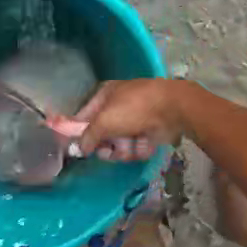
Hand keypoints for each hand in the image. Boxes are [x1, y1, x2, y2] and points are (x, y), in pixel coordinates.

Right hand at [47, 79, 186, 161]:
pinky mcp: (148, 134)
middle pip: (102, 136)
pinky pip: (135, 148)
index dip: (78, 132)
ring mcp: (134, 121)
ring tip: (131, 145)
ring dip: (124, 149)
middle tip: (108, 150)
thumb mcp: (103, 120)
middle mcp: (118, 108)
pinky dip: (140, 148)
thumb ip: (88, 136)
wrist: (172, 109)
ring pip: (119, 145)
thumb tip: (80, 148)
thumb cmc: (133, 108)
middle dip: (106, 146)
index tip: (74, 148)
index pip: (83, 117)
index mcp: (104, 96)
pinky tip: (146, 144)